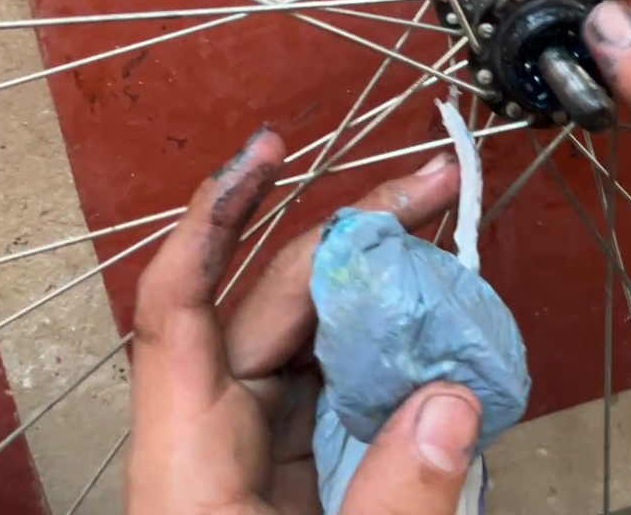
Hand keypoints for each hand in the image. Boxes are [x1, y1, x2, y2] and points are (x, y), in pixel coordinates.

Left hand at [129, 129, 485, 513]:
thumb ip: (395, 508)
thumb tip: (452, 398)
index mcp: (189, 462)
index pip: (178, 306)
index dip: (214, 216)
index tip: (268, 151)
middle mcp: (217, 437)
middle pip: (274, 302)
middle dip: (351, 234)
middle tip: (429, 188)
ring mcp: (258, 453)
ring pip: (314, 338)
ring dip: (379, 288)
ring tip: (447, 245)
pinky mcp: (294, 474)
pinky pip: (340, 386)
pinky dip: (390, 352)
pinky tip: (438, 332)